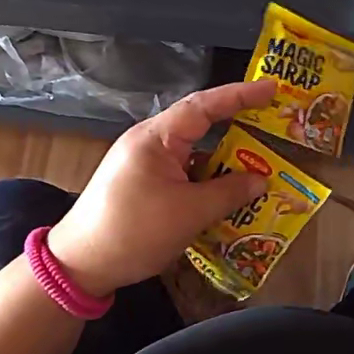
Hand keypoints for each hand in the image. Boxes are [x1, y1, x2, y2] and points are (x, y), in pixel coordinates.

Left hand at [46, 79, 275, 295]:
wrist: (80, 265)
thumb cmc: (135, 231)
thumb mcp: (190, 213)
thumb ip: (230, 192)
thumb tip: (261, 180)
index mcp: (156, 139)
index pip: (204, 106)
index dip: (241, 95)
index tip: (272, 88)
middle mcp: (149, 143)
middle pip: (200, 126)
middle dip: (237, 127)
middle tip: (273, 126)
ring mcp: (144, 164)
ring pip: (194, 154)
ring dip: (224, 161)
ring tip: (260, 167)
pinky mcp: (143, 184)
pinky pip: (184, 173)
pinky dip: (208, 180)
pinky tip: (229, 195)